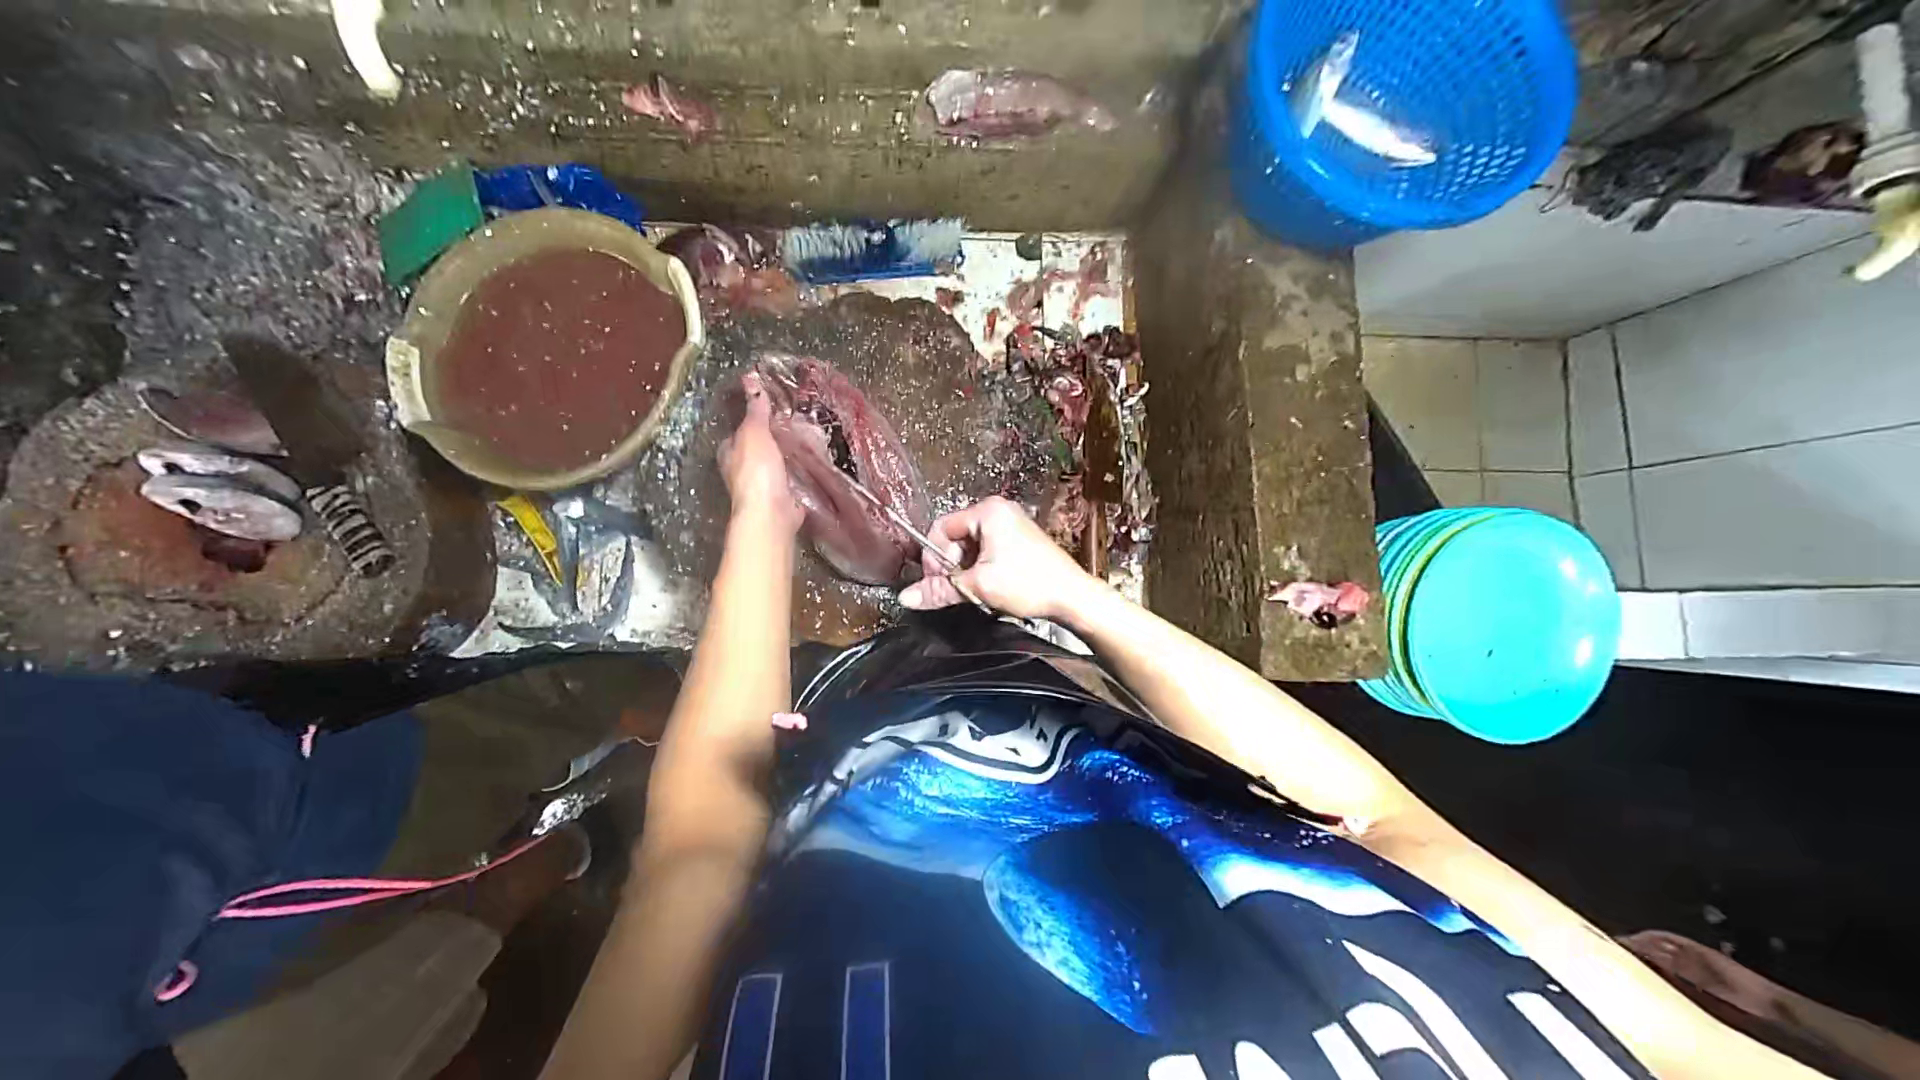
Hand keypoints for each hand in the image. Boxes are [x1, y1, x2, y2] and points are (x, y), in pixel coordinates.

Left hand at [718, 372, 802, 534]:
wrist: (771, 513)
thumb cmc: (757, 471)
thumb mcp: (754, 432)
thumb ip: (755, 409)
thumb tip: (750, 379)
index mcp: (729, 453)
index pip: (738, 431)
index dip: (751, 420)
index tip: (771, 410)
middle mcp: (741, 471)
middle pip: (757, 449)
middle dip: (772, 439)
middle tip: (795, 423)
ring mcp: (762, 487)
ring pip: (775, 465)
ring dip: (787, 456)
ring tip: (807, 440)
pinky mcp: (782, 499)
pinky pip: (791, 480)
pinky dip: (799, 474)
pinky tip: (811, 465)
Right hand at [898, 496, 1103, 620]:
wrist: (1072, 597)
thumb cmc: (1034, 583)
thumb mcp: (979, 586)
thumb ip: (940, 590)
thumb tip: (909, 596)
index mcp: (988, 512)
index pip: (940, 528)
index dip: (933, 557)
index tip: (936, 581)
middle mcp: (998, 512)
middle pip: (954, 538)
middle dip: (951, 565)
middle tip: (958, 588)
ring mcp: (1009, 525)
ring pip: (969, 547)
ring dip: (966, 570)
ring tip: (978, 588)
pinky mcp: (1016, 541)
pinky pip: (985, 551)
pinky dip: (981, 569)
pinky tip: (990, 586)